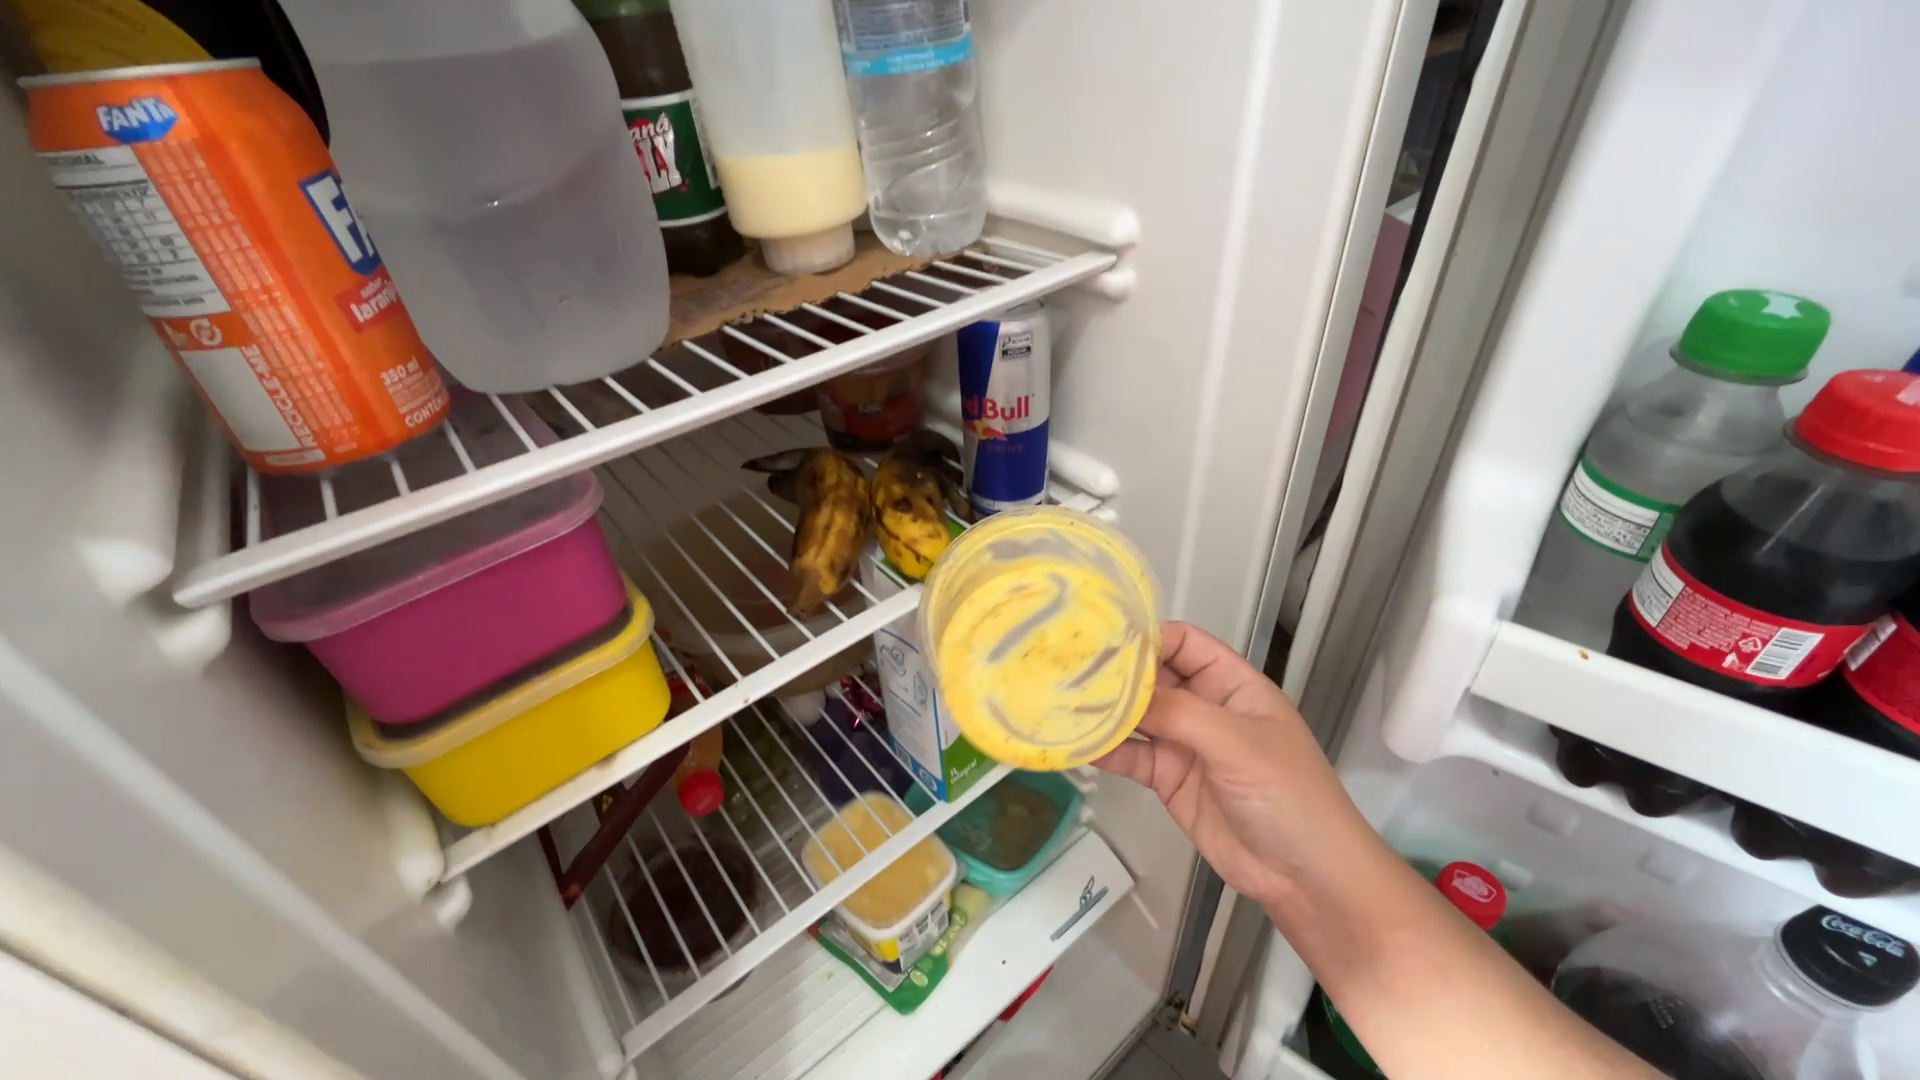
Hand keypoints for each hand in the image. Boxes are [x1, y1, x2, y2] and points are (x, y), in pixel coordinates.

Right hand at [1094, 621, 1369, 908]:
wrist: (1305, 876)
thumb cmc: (1289, 795)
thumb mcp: (1237, 744)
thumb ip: (1179, 714)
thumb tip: (1123, 692)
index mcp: (1231, 683)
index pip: (1183, 643)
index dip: (1146, 637)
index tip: (1102, 639)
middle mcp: (1204, 706)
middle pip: (1152, 677)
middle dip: (1115, 673)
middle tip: (1068, 669)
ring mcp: (1184, 743)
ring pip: (1136, 716)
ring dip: (1104, 711)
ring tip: (1060, 702)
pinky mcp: (1167, 778)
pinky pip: (1131, 755)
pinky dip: (1105, 749)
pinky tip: (1076, 743)